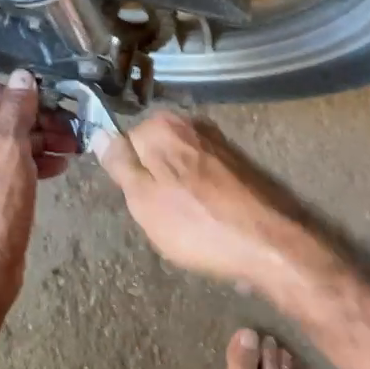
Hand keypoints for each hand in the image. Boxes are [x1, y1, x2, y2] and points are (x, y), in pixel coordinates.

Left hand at [0, 71, 79, 322]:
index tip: (49, 103)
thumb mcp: (8, 148)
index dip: (17, 92)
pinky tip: (61, 167)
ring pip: (15, 142)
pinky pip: (18, 166)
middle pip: (4, 115)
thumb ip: (16, 110)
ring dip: (44, 139)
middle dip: (38, 117)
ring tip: (75, 146)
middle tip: (73, 127)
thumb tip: (22, 75)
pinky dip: (39, 162)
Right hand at [95, 112, 308, 288]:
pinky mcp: (239, 163)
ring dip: (180, 191)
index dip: (128, 178)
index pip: (124, 145)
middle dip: (155, 183)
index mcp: (161, 125)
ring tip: (190, 223)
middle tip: (164, 217)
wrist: (270, 245)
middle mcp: (190, 123)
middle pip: (153, 153)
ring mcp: (218, 141)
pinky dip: (203, 196)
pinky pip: (204, 176)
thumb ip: (119, 163)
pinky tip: (211, 220)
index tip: (141, 204)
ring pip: (179, 166)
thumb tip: (99, 134)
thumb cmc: (197, 225)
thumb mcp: (143, 200)